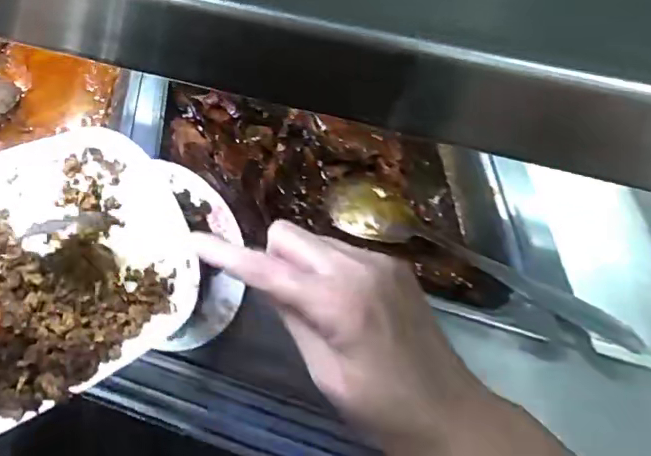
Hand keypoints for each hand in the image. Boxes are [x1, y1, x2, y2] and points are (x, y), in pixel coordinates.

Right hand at [194, 221, 569, 455]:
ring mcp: (377, 258)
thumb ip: (291, 318)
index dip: (229, 254)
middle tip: (278, 299)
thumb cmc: (383, 410)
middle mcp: (357, 265)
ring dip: (300, 262)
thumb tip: (262, 278)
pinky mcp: (390, 260)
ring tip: (315, 307)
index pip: (268, 268)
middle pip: (287, 234)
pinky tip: (342, 302)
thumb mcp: (326, 375)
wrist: (454, 415)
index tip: (196, 240)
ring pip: (312, 238)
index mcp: (338, 301)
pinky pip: (338, 248)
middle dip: (271, 257)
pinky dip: (325, 266)